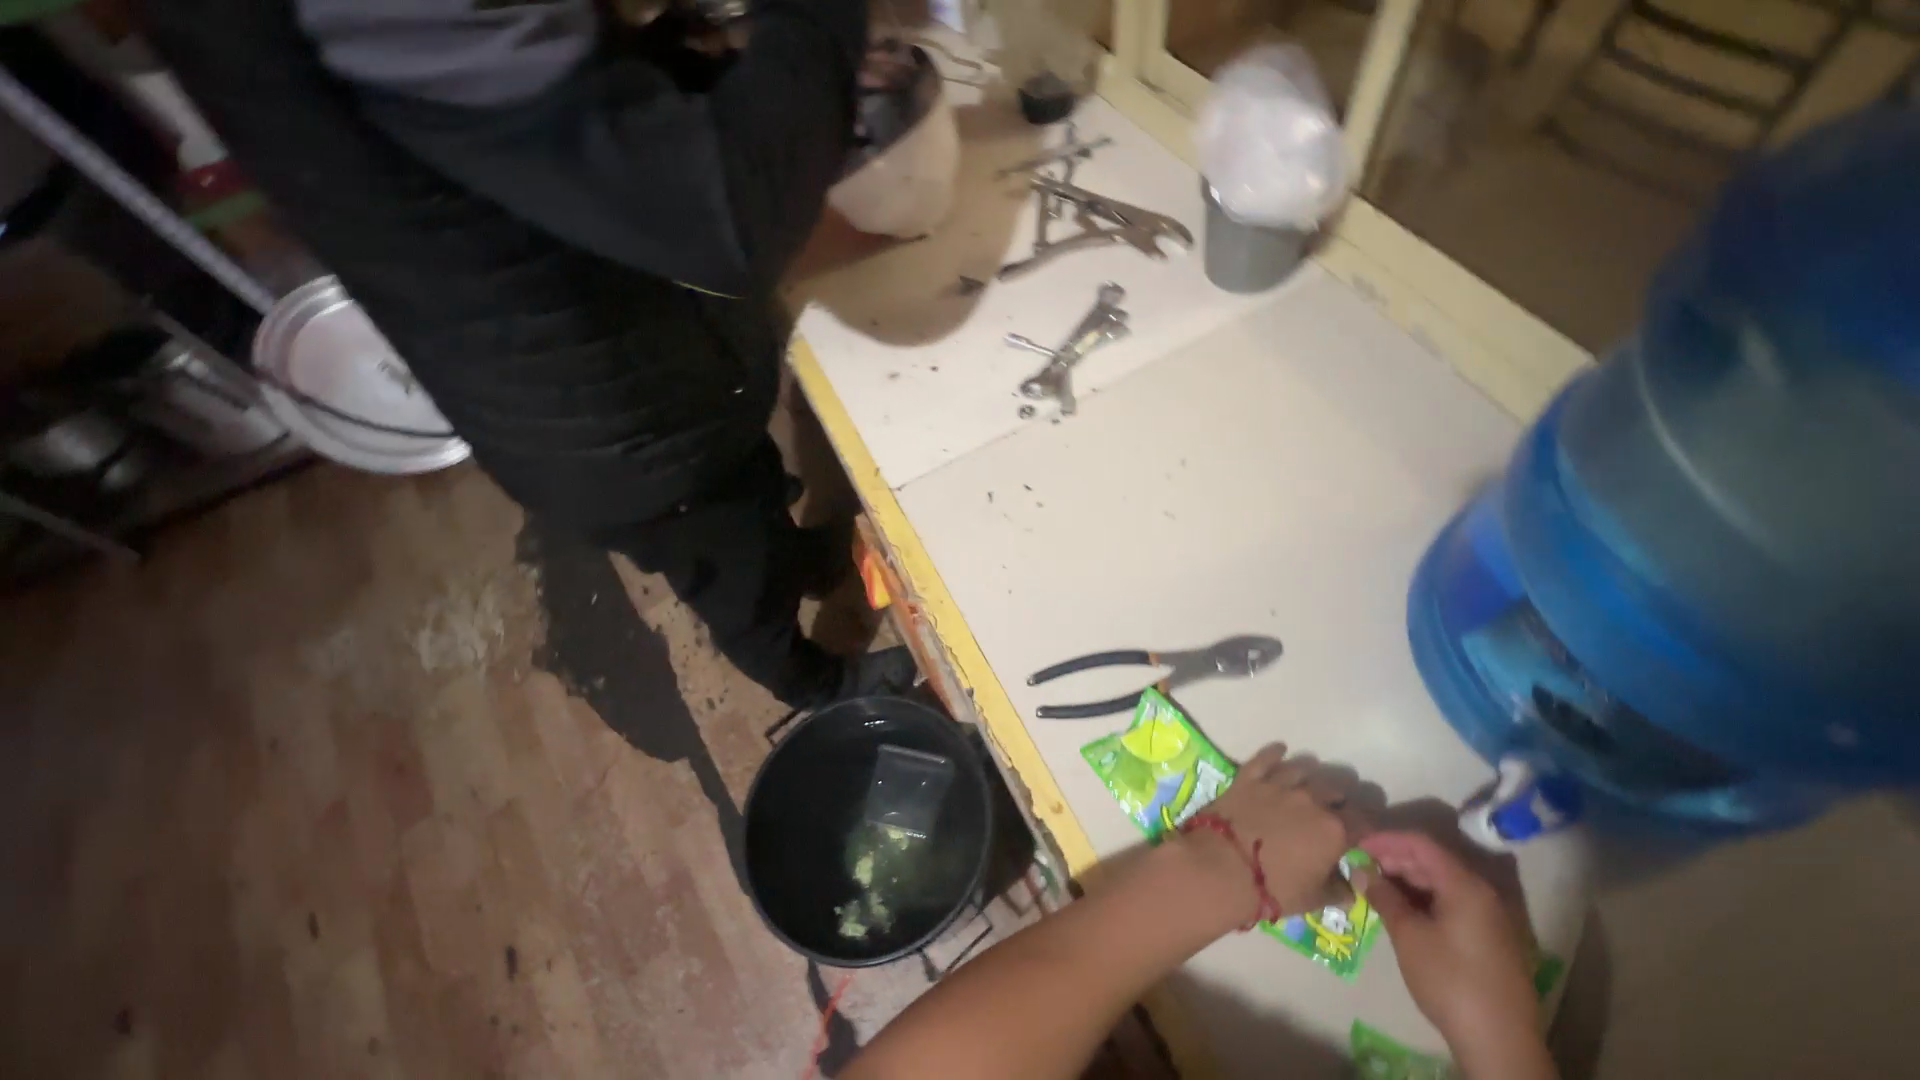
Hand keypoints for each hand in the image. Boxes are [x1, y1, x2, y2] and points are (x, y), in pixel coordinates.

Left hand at [1177, 744, 1354, 925]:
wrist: (1221, 867)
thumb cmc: (1273, 888)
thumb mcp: (1313, 899)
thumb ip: (1338, 890)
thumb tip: (1351, 889)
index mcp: (1334, 830)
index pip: (1364, 818)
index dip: (1369, 821)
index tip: (1367, 824)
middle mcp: (1311, 800)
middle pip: (1337, 786)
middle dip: (1344, 793)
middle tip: (1341, 801)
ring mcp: (1278, 785)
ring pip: (1304, 767)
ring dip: (1314, 772)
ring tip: (1314, 778)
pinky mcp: (1249, 778)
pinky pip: (1265, 758)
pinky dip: (1275, 753)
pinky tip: (1280, 749)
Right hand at [1355, 832, 1552, 1077]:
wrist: (1499, 1041)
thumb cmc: (1449, 981)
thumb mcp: (1408, 936)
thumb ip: (1384, 897)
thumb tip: (1361, 871)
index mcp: (1465, 885)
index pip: (1420, 843)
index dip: (1385, 839)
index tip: (1355, 846)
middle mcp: (1482, 892)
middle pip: (1433, 860)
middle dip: (1394, 859)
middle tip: (1361, 869)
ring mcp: (1490, 916)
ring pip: (1442, 882)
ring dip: (1408, 880)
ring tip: (1376, 890)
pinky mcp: (1490, 937)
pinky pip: (1453, 902)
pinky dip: (1425, 899)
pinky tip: (1402, 912)